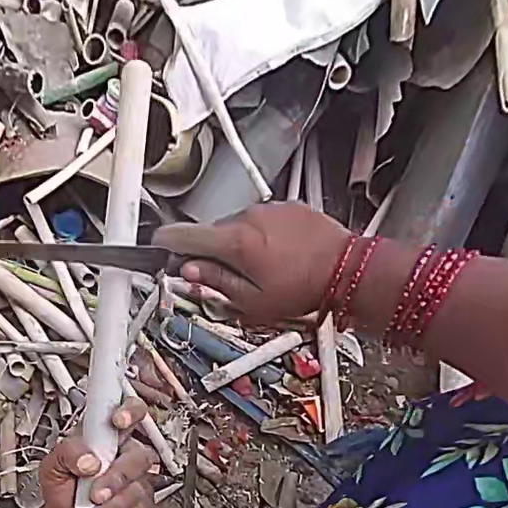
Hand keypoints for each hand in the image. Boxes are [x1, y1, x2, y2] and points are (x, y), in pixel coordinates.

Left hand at [39, 398, 158, 507]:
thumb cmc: (62, 493)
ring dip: (112, 505)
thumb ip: (66, 453)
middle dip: (116, 477)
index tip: (118, 421)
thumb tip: (89, 459)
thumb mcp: (51, 468)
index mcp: (103, 436)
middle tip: (95, 493)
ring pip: (138, 486)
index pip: (126, 410)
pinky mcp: (143, 501)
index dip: (128, 411)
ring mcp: (135, 477)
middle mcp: (123, 453)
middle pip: (139, 454)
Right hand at [153, 203, 353, 324]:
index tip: (159, 247)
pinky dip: (258, 234)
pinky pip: (259, 219)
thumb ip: (214, 282)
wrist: (348, 271)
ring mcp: (269, 209)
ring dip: (236, 243)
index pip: (182, 234)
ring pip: (235, 225)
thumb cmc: (303, 290)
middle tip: (222, 274)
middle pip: (210, 231)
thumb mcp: (250, 301)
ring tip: (257, 266)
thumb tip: (188, 270)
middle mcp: (248, 217)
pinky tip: (274, 253)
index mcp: (234, 242)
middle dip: (209, 251)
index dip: (166, 243)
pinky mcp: (286, 206)